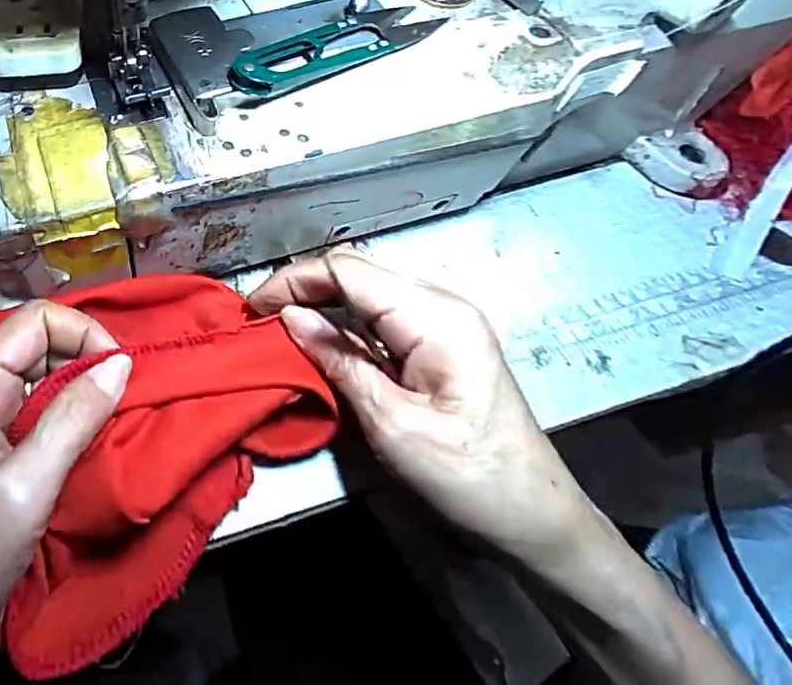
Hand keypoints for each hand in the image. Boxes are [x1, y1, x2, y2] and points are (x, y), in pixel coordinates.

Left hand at [0, 302, 131, 684]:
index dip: (84, 334)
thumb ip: (71, 420)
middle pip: (40, 342)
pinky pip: (38, 406)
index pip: (34, 320)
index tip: (123, 372)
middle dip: (88, 361)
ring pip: (43, 373)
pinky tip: (92, 436)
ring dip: (83, 389)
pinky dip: (70, 413)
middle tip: (126, 400)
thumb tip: (120, 362)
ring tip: (115, 419)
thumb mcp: (23, 491)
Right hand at [248, 248, 597, 569]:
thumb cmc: (469, 477)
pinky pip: (375, 312)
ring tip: (279, 329)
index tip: (254, 310)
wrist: (537, 520)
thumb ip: (338, 360)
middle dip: (300, 288)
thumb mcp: (392, 423)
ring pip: (360, 288)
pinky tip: (317, 340)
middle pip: (352, 271)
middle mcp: (439, 304)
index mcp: (435, 317)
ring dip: (316, 303)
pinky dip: (338, 319)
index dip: (292, 281)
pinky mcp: (436, 337)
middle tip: (261, 320)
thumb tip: (288, 317)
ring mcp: (440, 319)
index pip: (345, 270)